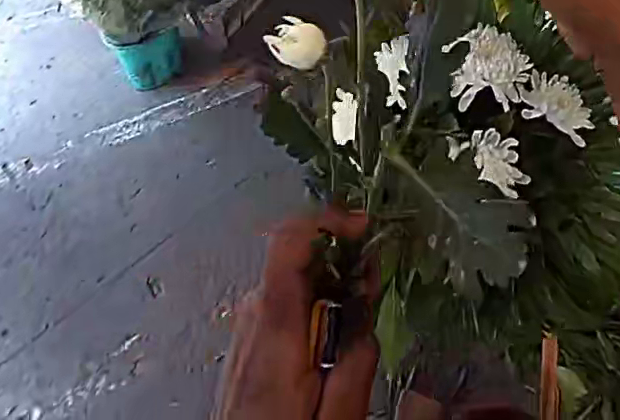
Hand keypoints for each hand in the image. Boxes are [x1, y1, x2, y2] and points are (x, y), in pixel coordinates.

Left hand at [215, 210, 376, 419]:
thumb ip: (358, 357)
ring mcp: (247, 319)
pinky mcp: (248, 333)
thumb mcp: (336, 415)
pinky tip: (329, 330)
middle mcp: (255, 308)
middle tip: (371, 283)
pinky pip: (284, 295)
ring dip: (329, 279)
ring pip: (294, 274)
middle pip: (299, 253)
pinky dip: (312, 297)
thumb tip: (367, 307)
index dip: (328, 219)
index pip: (290, 238)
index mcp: (276, 321)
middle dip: (341, 256)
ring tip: (355, 312)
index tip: (362, 227)